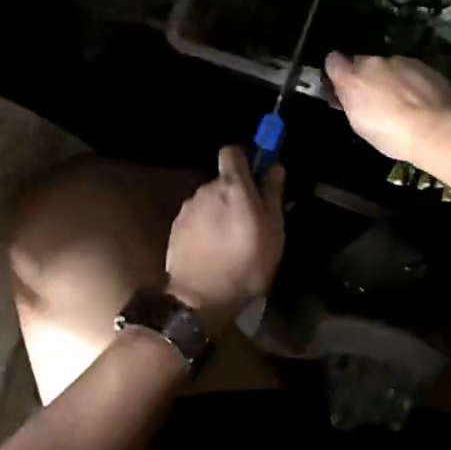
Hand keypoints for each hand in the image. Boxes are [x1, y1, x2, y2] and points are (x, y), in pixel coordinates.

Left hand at [165, 146, 285, 331]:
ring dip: (220, 211)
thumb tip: (275, 167)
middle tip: (251, 218)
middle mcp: (206, 190)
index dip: (244, 159)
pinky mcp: (176, 227)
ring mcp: (187, 208)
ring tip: (232, 239)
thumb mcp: (273, 231)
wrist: (198, 298)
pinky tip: (214, 249)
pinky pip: (196, 217)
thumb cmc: (245, 263)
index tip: (256, 175)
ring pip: (209, 200)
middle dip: (236, 192)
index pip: (232, 151)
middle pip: (222, 179)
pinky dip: (205, 226)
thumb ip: (272, 194)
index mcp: (231, 186)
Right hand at [324, 52, 450, 164]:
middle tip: (375, 99)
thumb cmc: (390, 134)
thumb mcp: (359, 123)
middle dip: (365, 76)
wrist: (435, 129)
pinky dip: (410, 80)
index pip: (333, 61)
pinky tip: (420, 100)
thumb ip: (349, 101)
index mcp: (352, 78)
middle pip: (362, 63)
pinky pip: (409, 69)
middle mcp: (374, 63)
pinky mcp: (423, 65)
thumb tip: (346, 92)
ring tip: (402, 102)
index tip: (342, 85)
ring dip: (389, 78)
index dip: (337, 71)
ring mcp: (400, 61)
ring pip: (388, 66)